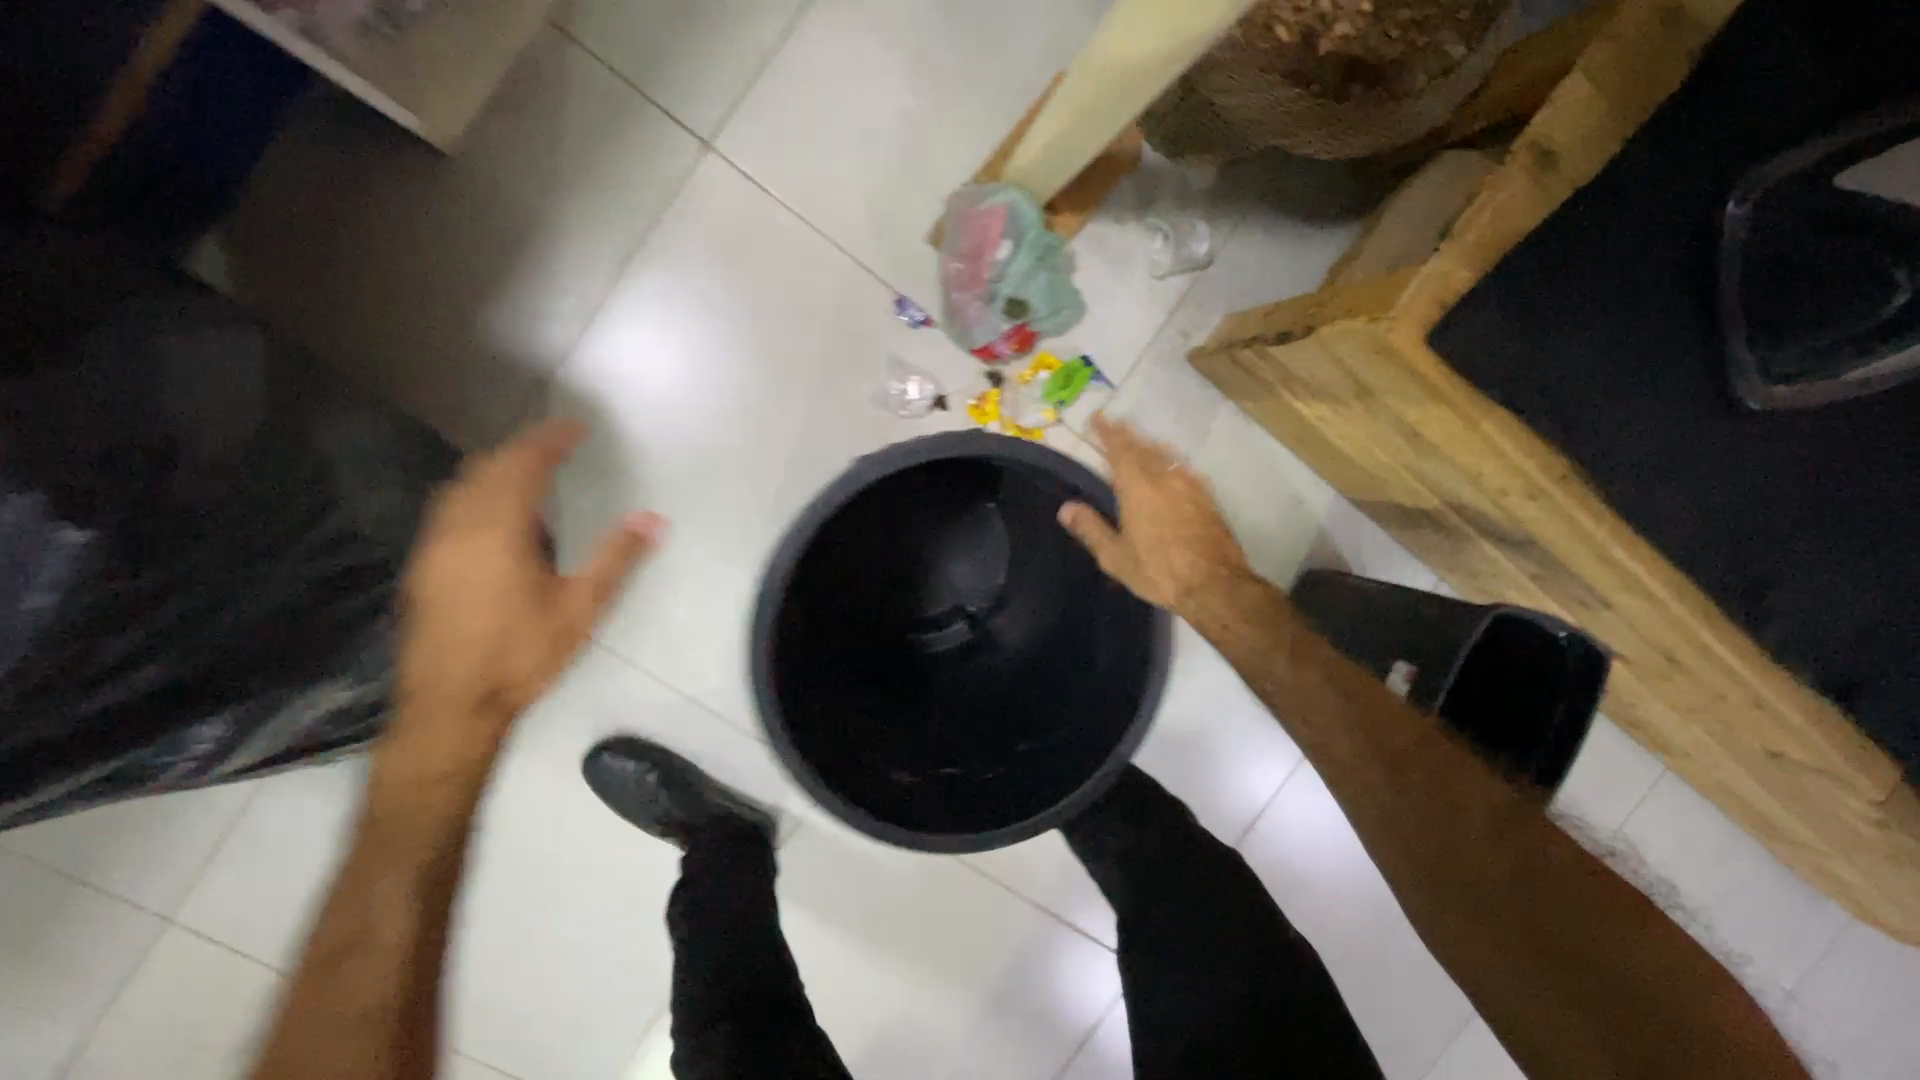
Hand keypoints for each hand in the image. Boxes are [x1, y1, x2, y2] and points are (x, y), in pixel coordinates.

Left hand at [384, 419, 665, 781]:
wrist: (451, 705)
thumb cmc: (521, 656)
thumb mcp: (582, 609)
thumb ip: (616, 558)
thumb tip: (654, 520)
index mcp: (497, 529)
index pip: (523, 465)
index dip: (550, 439)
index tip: (577, 427)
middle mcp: (458, 527)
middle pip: (487, 468)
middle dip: (523, 451)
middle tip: (559, 448)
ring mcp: (433, 546)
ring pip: (461, 487)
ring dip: (496, 472)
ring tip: (532, 478)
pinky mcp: (423, 567)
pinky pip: (450, 510)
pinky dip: (477, 496)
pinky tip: (499, 522)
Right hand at [1058, 414, 1252, 616]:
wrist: (1214, 584)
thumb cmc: (1159, 571)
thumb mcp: (1116, 557)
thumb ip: (1091, 529)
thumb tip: (1066, 508)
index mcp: (1137, 487)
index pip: (1119, 449)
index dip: (1107, 432)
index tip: (1097, 418)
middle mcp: (1164, 478)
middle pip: (1143, 446)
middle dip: (1127, 434)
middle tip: (1115, 425)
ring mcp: (1190, 485)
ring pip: (1165, 455)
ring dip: (1149, 444)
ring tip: (1140, 441)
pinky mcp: (1207, 497)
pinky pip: (1182, 468)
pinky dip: (1169, 461)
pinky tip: (1170, 468)